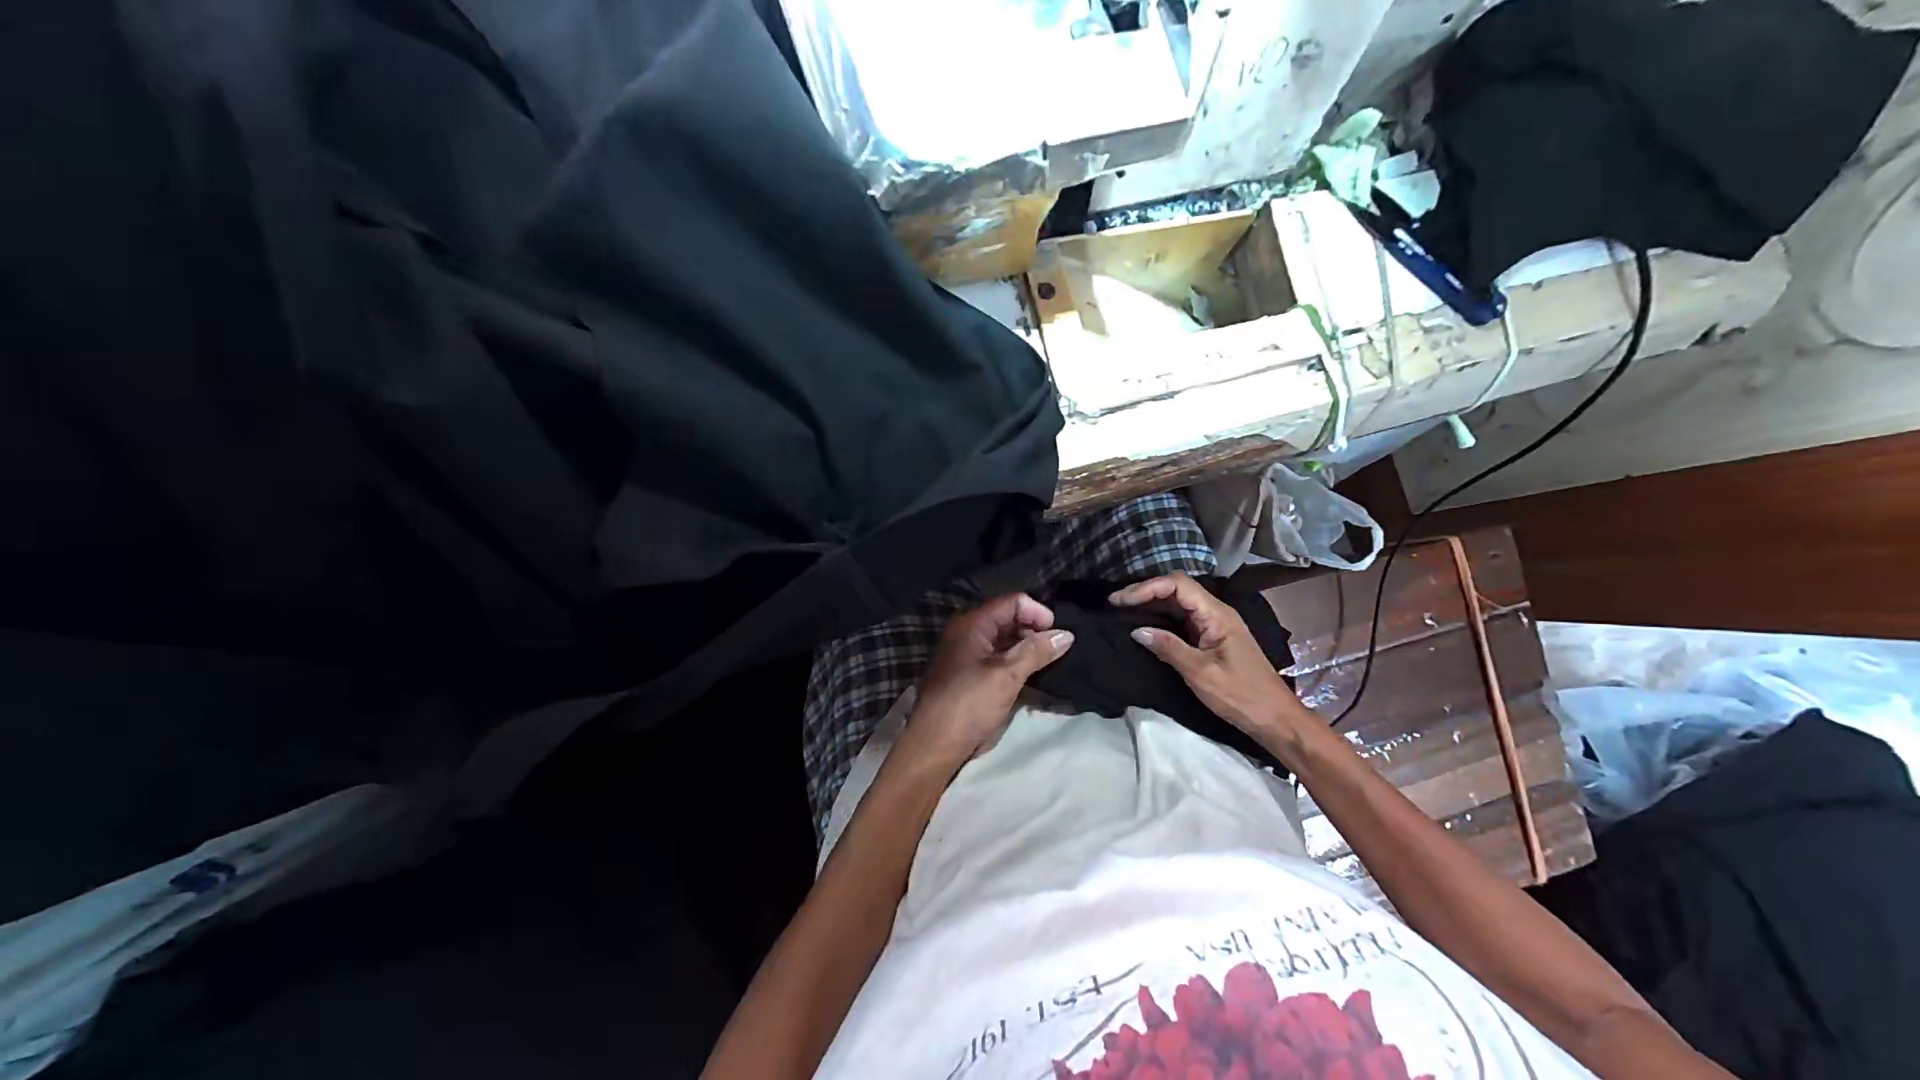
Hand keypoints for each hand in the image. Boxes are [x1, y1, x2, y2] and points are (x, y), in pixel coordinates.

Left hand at [897, 594, 1074, 769]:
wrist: (935, 743)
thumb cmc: (969, 703)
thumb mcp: (1007, 675)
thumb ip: (1036, 651)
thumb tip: (1067, 634)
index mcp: (971, 623)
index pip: (1012, 602)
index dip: (1038, 612)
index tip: (1058, 633)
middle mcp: (966, 631)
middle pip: (1007, 617)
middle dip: (1033, 629)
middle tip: (1056, 649)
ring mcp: (966, 652)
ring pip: (1002, 638)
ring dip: (1025, 646)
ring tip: (1048, 661)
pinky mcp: (968, 673)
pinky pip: (996, 656)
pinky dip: (1014, 660)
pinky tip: (1031, 673)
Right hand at [1111, 573, 1305, 740]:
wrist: (1275, 718)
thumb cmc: (1240, 695)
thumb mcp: (1200, 673)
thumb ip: (1168, 647)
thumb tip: (1137, 630)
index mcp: (1217, 614)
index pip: (1177, 585)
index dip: (1146, 587)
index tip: (1120, 601)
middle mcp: (1216, 612)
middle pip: (1177, 589)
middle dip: (1145, 592)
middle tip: (1115, 604)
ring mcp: (1215, 624)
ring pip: (1179, 603)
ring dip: (1151, 604)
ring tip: (1123, 611)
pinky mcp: (1213, 638)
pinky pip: (1183, 619)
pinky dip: (1161, 618)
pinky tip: (1145, 625)